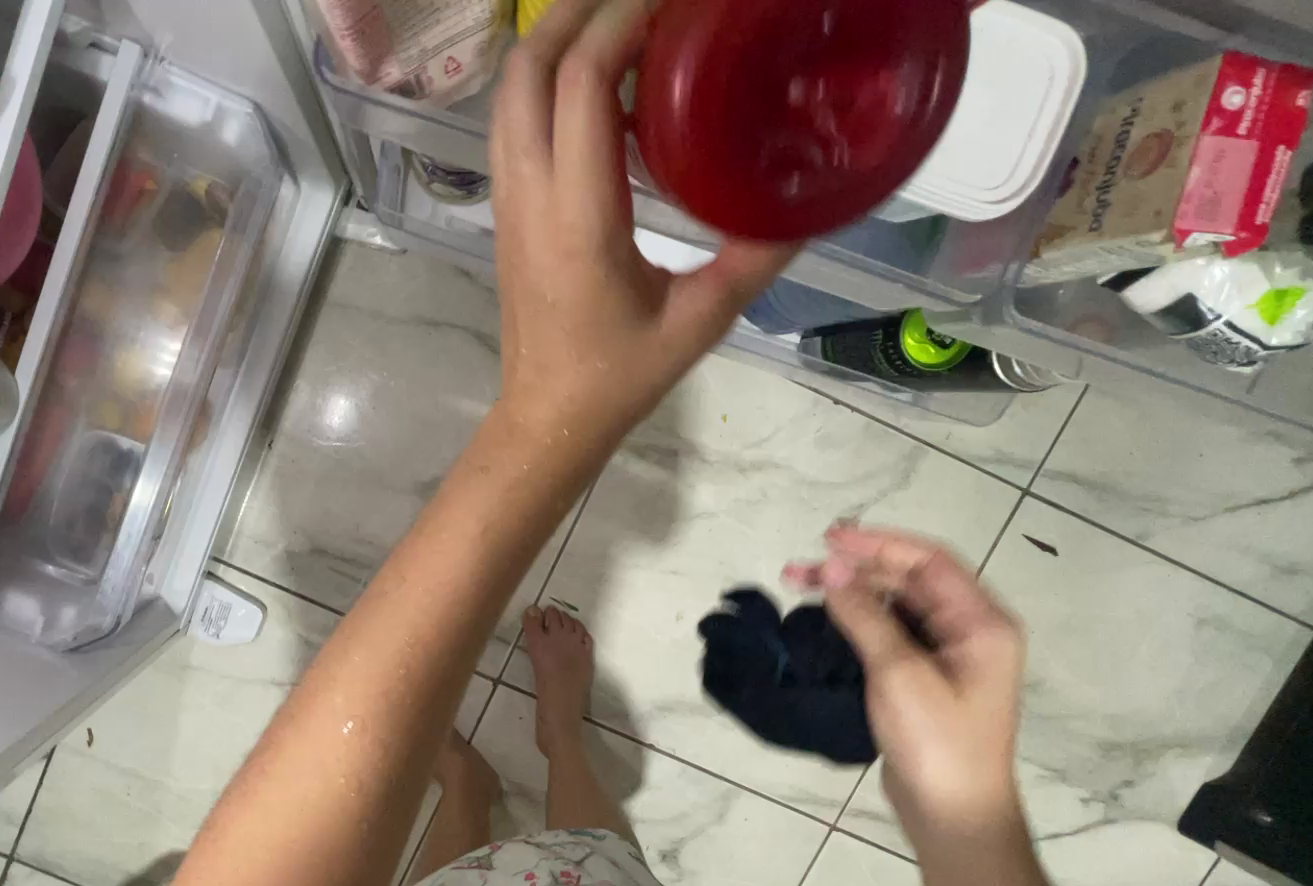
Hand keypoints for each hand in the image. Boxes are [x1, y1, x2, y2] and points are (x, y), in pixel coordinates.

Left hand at [488, 0, 797, 453]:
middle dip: (576, 11)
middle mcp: (529, 198)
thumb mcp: (697, 323)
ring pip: (509, 95)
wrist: (546, 417)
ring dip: (555, 44)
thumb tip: (806, 202)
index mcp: (577, 218)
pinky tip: (600, 95)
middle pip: (527, 69)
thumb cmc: (616, 379)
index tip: (674, 0)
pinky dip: (546, 87)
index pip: (583, 85)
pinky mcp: (506, 216)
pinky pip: (512, 127)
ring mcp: (508, 205)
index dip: (621, 20)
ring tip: (621, 28)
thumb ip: (753, 259)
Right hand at [786, 525, 1026, 844]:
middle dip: (855, 569)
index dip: (878, 544)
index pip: (929, 562)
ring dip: (850, 592)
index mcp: (981, 623)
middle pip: (909, 580)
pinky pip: (887, 631)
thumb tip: (833, 569)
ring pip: (893, 604)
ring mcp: (946, 655)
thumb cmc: (936, 742)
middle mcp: (968, 631)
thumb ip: (865, 617)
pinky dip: (854, 618)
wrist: (952, 814)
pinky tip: (823, 617)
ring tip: (799, 586)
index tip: (828, 540)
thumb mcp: (899, 674)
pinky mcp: (923, 676)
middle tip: (799, 569)